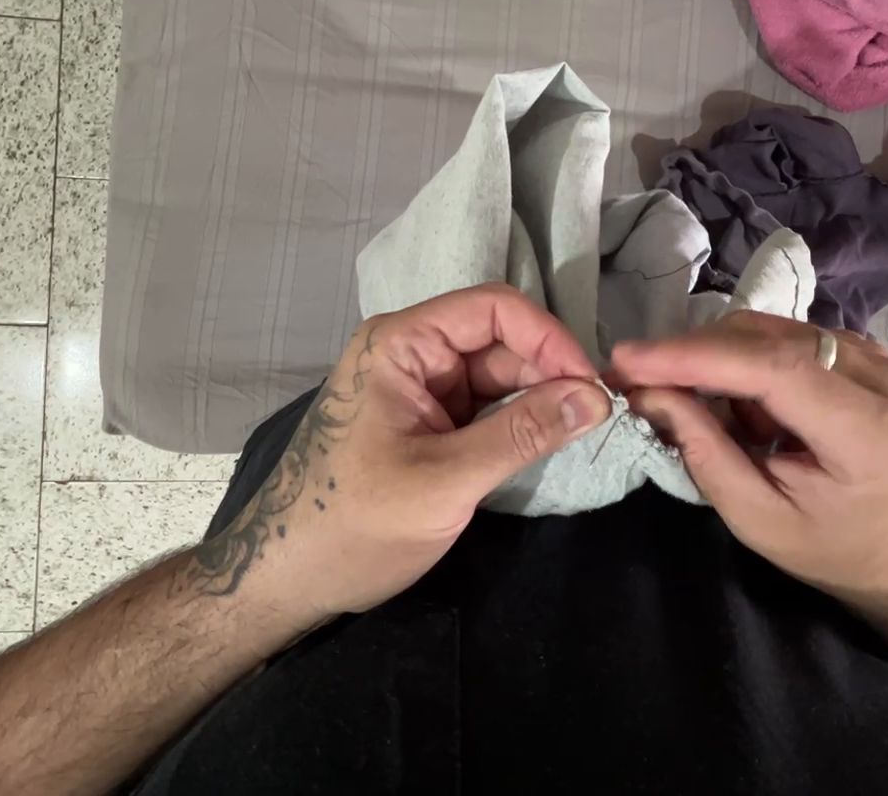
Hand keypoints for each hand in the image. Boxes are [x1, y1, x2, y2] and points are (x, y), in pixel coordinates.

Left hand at [181, 283, 613, 624]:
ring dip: (541, 396)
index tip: (591, 385)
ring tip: (585, 427)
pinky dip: (521, 418)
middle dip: (550, 370)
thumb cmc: (355, 525)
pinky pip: (487, 404)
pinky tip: (552, 435)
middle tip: (599, 415)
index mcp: (402, 343)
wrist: (289, 579)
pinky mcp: (430, 420)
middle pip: (500, 339)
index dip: (549, 338)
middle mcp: (413, 352)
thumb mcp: (445, 480)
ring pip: (500, 372)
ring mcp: (422, 386)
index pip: (493, 309)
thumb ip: (523, 434)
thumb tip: (598, 398)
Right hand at [610, 311, 887, 606]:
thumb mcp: (758, 519)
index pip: (773, 368)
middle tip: (638, 381)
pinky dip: (745, 360)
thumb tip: (648, 392)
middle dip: (692, 355)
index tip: (628, 359)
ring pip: (770, 328)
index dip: (694, 356)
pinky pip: (784, 334)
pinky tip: (746, 404)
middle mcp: (884, 379)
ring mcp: (881, 357)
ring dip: (719, 361)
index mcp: (870, 433)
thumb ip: (705, 452)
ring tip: (709, 411)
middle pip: (766, 338)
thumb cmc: (831, 548)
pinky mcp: (867, 350)